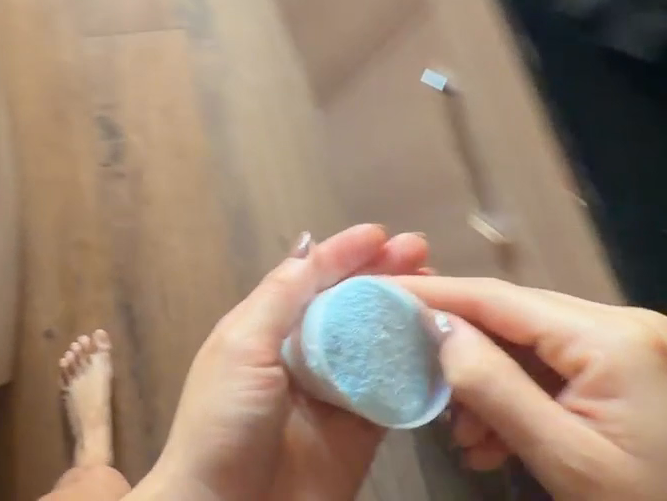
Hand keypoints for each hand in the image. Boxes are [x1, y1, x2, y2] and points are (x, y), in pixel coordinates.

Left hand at [137, 225, 429, 500]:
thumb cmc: (223, 419)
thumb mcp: (242, 346)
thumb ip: (280, 298)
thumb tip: (308, 246)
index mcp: (264, 324)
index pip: (309, 277)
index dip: (344, 253)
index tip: (383, 234)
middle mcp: (299, 351)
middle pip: (347, 304)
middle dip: (382, 276)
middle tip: (424, 253)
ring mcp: (331, 391)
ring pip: (374, 344)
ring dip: (404, 316)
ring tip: (442, 291)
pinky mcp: (359, 433)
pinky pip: (393, 395)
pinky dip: (417, 372)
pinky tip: (443, 348)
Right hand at [396, 276, 666, 500]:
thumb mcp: (569, 460)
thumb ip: (494, 386)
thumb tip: (434, 327)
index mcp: (611, 337)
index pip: (496, 298)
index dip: (431, 293)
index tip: (374, 293)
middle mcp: (624, 324)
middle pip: (512, 318)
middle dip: (460, 351)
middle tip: (415, 382)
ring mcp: (638, 347)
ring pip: (532, 345)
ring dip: (490, 382)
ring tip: (464, 434)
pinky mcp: (642, 373)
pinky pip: (561, 367)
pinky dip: (525, 396)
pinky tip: (500, 438)